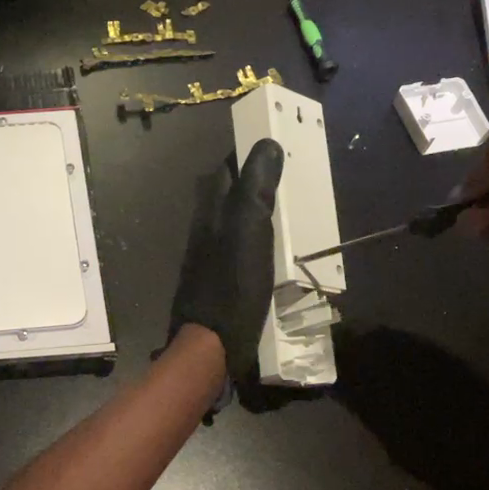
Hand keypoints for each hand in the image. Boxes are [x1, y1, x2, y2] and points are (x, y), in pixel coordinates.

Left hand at [170, 138, 281, 380]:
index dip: (245, 159)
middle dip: (250, 188)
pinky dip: (253, 248)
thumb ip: (254, 188)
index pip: (224, 173)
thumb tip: (266, 145)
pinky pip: (236, 256)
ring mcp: (207, 262)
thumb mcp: (249, 230)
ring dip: (252, 219)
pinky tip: (272, 257)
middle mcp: (203, 234)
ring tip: (285, 218)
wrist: (211, 344)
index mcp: (209, 215)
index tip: (275, 151)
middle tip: (285, 186)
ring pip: (229, 228)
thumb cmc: (232, 284)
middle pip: (225, 201)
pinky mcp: (216, 286)